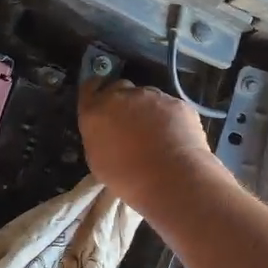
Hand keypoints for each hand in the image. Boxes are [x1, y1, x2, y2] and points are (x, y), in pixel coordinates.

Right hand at [78, 78, 232, 212]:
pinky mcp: (177, 103)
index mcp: (96, 111)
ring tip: (156, 133)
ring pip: (147, 96)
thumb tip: (107, 130)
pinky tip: (175, 136)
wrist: (171, 179)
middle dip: (123, 101)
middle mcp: (122, 96)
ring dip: (148, 109)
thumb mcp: (98, 159)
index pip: (89, 88)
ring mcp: (152, 96)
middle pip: (120, 88)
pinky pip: (170, 106)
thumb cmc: (127, 177)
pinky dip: (170, 117)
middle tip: (129, 123)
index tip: (101, 99)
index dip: (96, 91)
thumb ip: (99, 134)